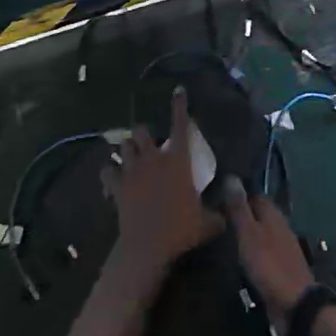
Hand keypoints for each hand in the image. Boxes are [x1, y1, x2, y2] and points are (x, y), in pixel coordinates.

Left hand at [104, 89, 223, 280]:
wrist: (148, 245)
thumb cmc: (181, 230)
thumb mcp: (208, 223)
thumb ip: (217, 214)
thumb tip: (227, 214)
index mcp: (177, 161)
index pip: (180, 125)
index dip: (179, 106)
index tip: (178, 90)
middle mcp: (153, 158)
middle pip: (142, 130)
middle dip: (144, 134)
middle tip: (149, 145)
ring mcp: (132, 169)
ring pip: (123, 145)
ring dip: (128, 149)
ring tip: (131, 158)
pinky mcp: (117, 184)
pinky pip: (107, 170)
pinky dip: (109, 172)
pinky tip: (112, 178)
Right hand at [222, 176, 316, 323]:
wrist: (295, 305)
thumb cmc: (268, 264)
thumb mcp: (248, 233)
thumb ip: (239, 207)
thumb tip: (231, 176)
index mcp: (273, 214)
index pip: (255, 195)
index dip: (238, 195)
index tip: (218, 199)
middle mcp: (281, 227)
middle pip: (259, 214)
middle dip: (242, 215)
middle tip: (217, 219)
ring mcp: (283, 249)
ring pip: (261, 234)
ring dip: (246, 235)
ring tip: (223, 239)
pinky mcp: (281, 269)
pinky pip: (263, 254)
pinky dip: (252, 253)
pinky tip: (239, 260)